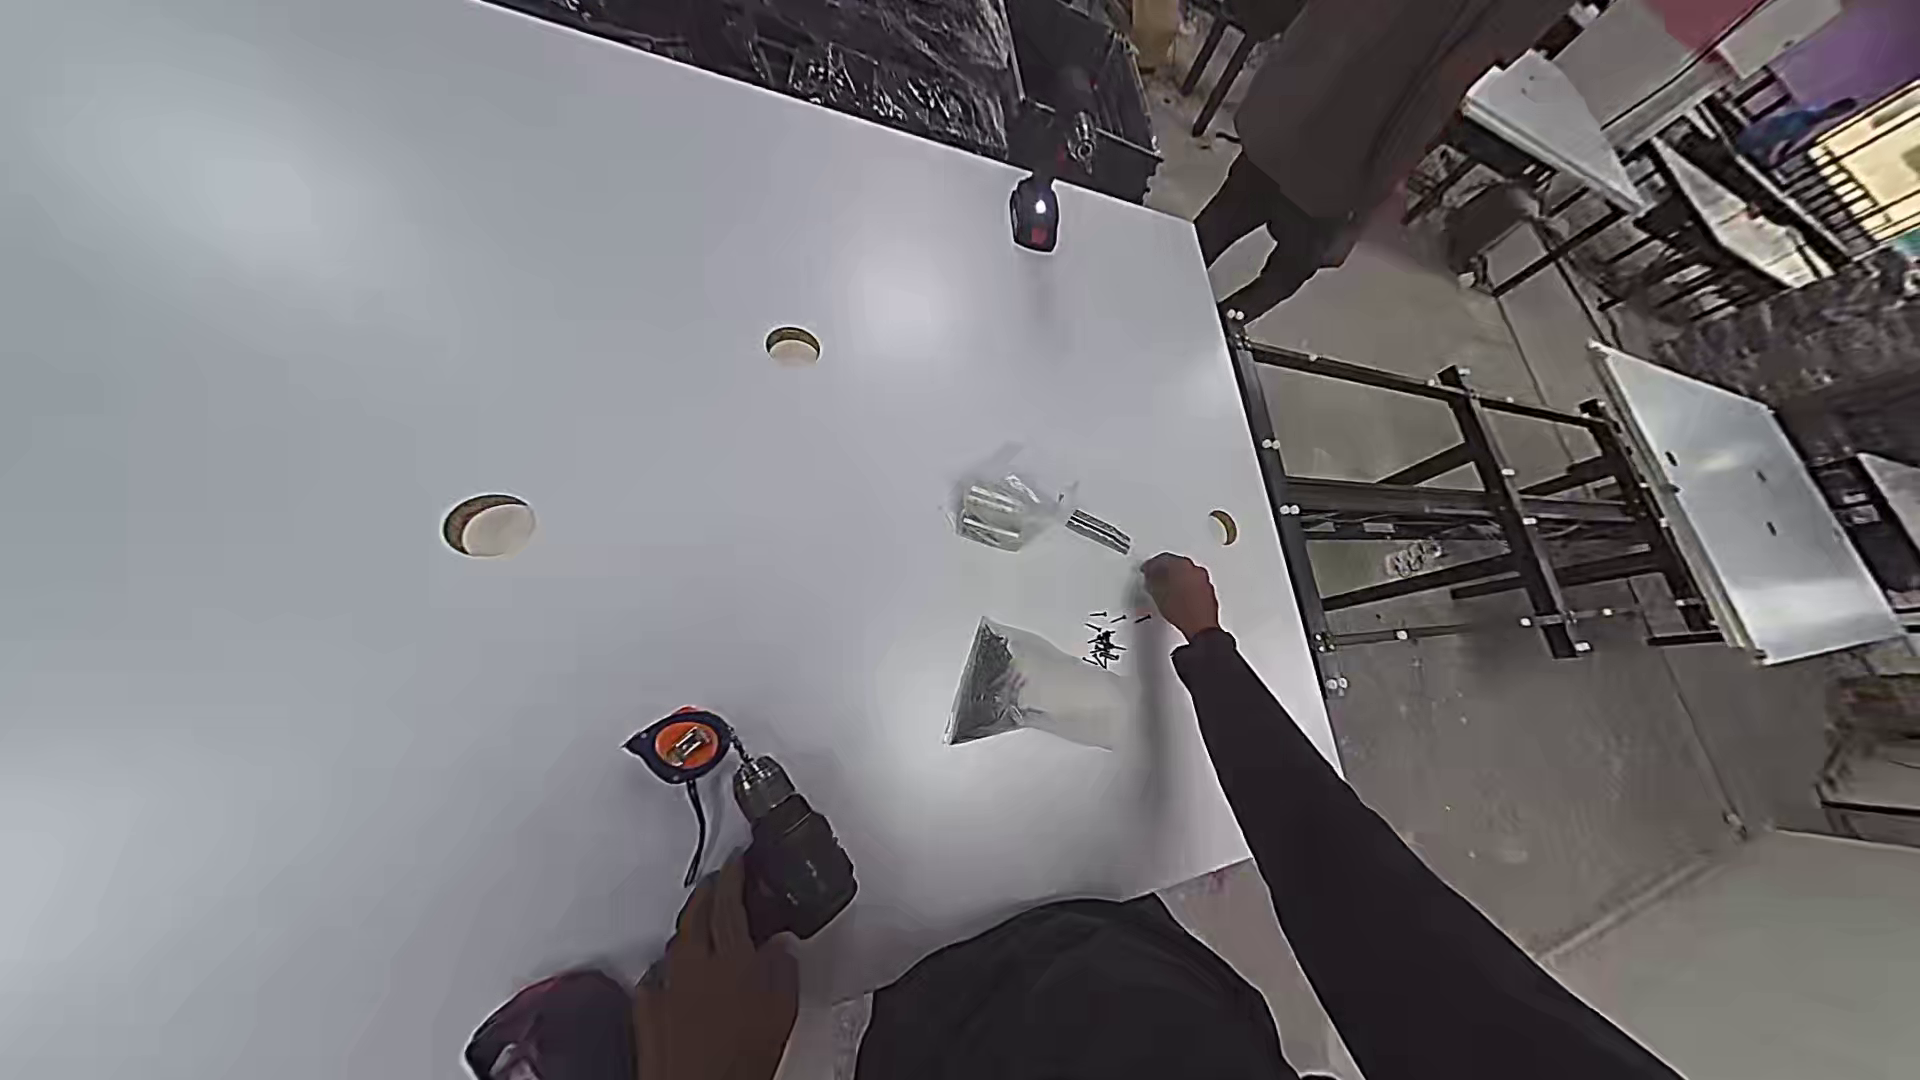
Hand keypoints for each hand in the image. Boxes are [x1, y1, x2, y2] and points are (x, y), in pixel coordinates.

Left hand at [634, 855, 797, 1079]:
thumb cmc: (742, 1062)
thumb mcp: (783, 1009)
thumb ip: (783, 967)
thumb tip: (780, 947)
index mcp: (731, 959)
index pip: (729, 902)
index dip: (732, 875)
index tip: (736, 860)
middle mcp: (696, 968)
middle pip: (697, 914)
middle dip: (708, 890)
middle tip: (718, 879)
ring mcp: (668, 991)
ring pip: (675, 941)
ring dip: (688, 923)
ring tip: (699, 917)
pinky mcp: (647, 1017)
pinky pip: (652, 977)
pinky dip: (663, 966)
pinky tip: (668, 968)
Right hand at [1142, 553, 1219, 641]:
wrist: (1200, 626)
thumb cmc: (1181, 610)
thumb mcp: (1156, 592)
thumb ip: (1152, 578)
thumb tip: (1150, 574)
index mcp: (1182, 565)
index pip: (1163, 558)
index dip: (1151, 565)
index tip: (1146, 570)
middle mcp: (1195, 570)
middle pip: (1176, 564)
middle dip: (1164, 570)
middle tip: (1154, 578)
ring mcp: (1203, 581)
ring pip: (1186, 574)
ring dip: (1175, 579)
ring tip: (1165, 590)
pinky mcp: (1208, 592)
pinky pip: (1193, 584)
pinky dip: (1185, 587)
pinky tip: (1177, 597)